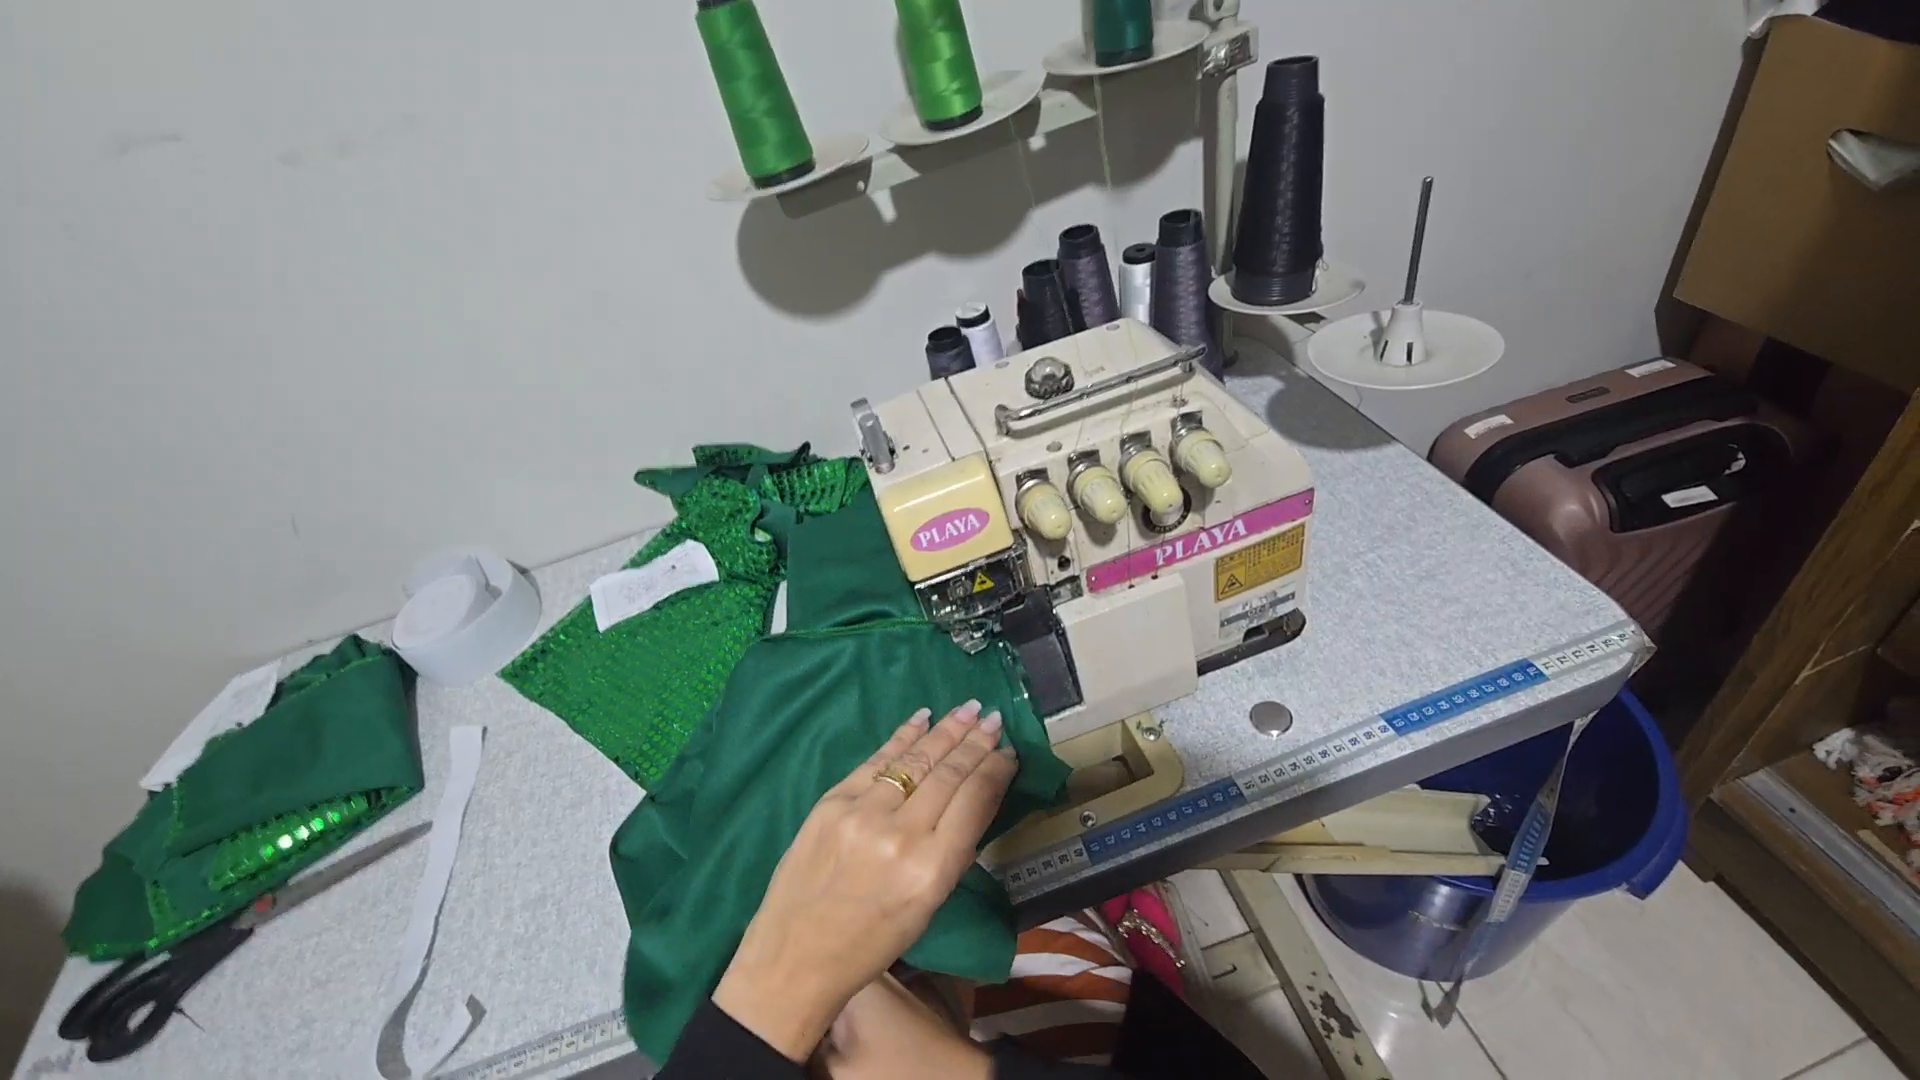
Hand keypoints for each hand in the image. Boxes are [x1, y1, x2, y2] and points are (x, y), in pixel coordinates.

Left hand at [711, 701, 1018, 1060]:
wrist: (795, 957)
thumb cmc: (871, 943)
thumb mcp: (928, 907)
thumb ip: (951, 851)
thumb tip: (972, 797)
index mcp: (931, 870)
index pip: (974, 801)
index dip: (995, 770)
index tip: (1009, 751)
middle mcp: (900, 834)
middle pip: (948, 774)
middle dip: (975, 742)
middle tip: (994, 718)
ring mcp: (861, 813)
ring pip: (915, 760)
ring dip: (945, 730)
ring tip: (968, 709)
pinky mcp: (831, 801)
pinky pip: (876, 760)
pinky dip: (902, 736)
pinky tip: (922, 718)